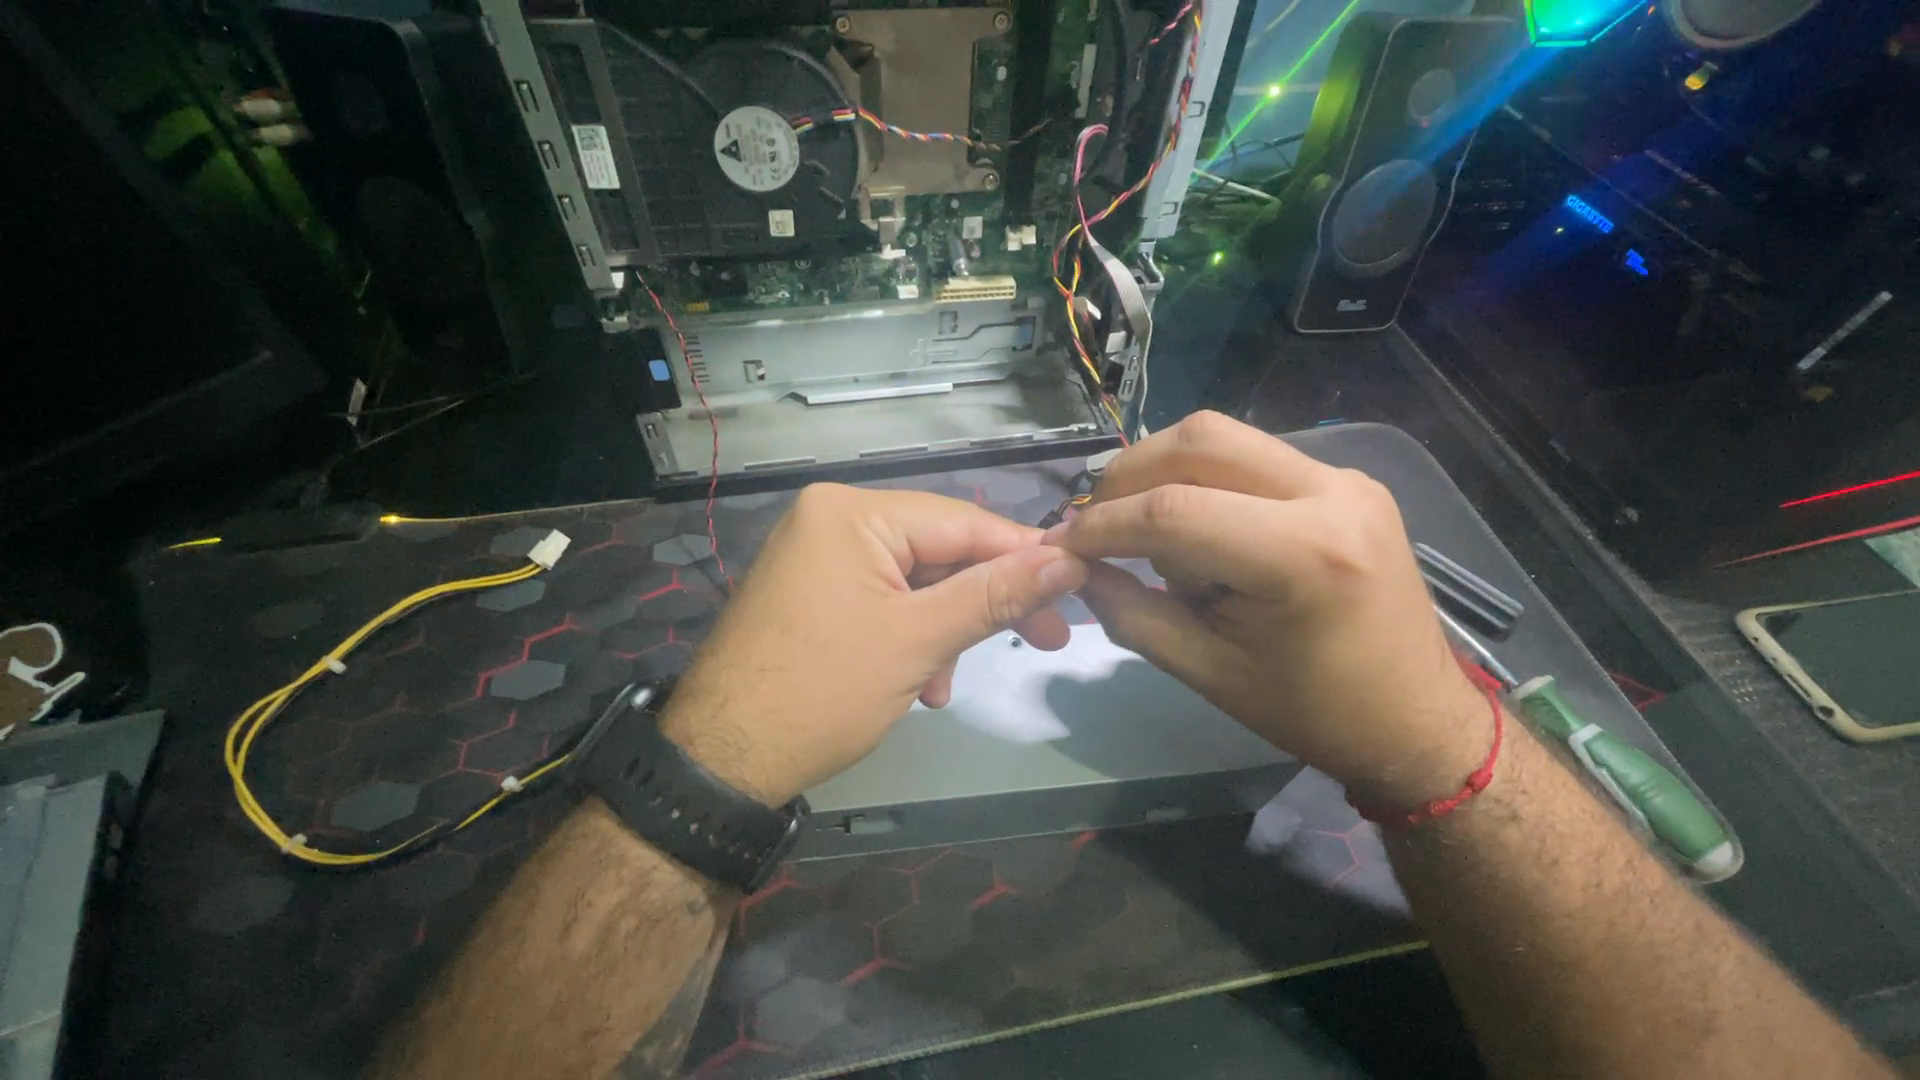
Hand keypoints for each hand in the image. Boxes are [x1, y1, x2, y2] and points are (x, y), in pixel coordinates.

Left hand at [660, 484, 1088, 804]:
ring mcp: (817, 557)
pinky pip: (881, 601)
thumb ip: (996, 594)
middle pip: (938, 551)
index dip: (1025, 555)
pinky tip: (919, 685)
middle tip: (1044, 641)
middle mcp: (831, 519)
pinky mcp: (811, 593)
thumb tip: (1070, 560)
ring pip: (913, 582)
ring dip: (944, 630)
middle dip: (983, 602)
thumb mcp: (919, 640)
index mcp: (852, 512)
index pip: (962, 521)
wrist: (719, 762)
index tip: (1079, 584)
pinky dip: (908, 638)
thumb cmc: (822, 693)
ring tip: (946, 684)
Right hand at [1045, 412, 1488, 809]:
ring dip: (1163, 472)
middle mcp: (1331, 493)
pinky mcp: (1344, 481)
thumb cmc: (1312, 712)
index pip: (1174, 512)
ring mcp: (1344, 478)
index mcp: (1305, 555)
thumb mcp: (1206, 671)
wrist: (1415, 719)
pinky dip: (1203, 480)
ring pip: (1224, 438)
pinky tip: (1192, 528)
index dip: (1103, 526)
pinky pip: (1251, 458)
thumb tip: (1073, 569)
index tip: (1060, 546)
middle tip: (1095, 521)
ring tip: (1142, 530)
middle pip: (1200, 440)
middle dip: (1129, 474)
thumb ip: (1131, 612)